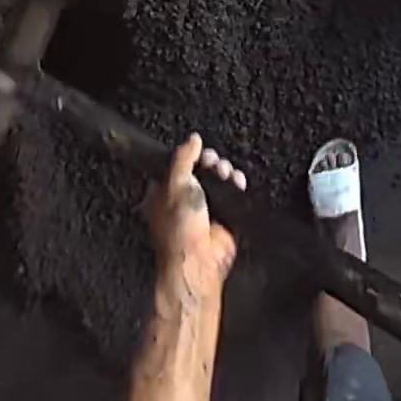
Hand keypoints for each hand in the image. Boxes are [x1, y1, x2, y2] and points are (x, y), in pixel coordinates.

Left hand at [148, 134, 244, 301]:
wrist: (199, 261)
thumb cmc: (179, 230)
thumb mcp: (176, 184)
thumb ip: (183, 157)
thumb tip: (193, 139)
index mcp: (163, 193)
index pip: (178, 163)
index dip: (190, 154)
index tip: (199, 151)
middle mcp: (183, 200)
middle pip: (201, 168)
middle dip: (211, 162)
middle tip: (214, 164)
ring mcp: (203, 209)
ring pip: (218, 179)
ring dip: (225, 171)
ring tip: (226, 174)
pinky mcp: (222, 216)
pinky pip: (232, 193)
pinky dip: (236, 184)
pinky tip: (237, 182)